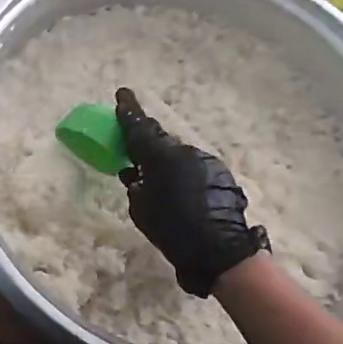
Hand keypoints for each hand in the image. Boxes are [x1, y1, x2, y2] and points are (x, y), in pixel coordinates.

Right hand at [115, 88, 269, 296]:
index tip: (122, 94)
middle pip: (159, 140)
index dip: (128, 111)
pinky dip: (182, 174)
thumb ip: (135, 185)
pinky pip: (192, 168)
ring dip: (165, 163)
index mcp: (160, 156)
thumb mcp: (140, 208)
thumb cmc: (170, 228)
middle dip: (145, 140)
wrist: (217, 249)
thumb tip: (135, 175)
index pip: (139, 127)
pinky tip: (179, 192)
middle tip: (132, 145)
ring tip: (156, 179)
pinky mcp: (220, 175)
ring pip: (177, 156)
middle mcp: (184, 151)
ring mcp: (205, 161)